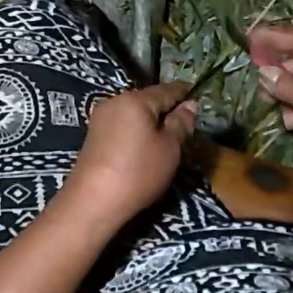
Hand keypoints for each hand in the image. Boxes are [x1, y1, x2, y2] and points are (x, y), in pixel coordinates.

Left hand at [62, 83, 196, 228]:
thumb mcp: (169, 148)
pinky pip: (123, 124)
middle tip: (186, 123)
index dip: (185, 92)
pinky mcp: (95, 136)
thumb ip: (181, 123)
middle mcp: (115, 102)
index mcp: (135, 100)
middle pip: (148, 99)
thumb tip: (189, 104)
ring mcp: (101, 118)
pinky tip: (146, 145)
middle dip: (167, 108)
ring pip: (135, 112)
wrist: (93, 203)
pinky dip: (137, 130)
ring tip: (168, 137)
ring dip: (152, 121)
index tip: (199, 98)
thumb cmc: (138, 172)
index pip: (167, 89)